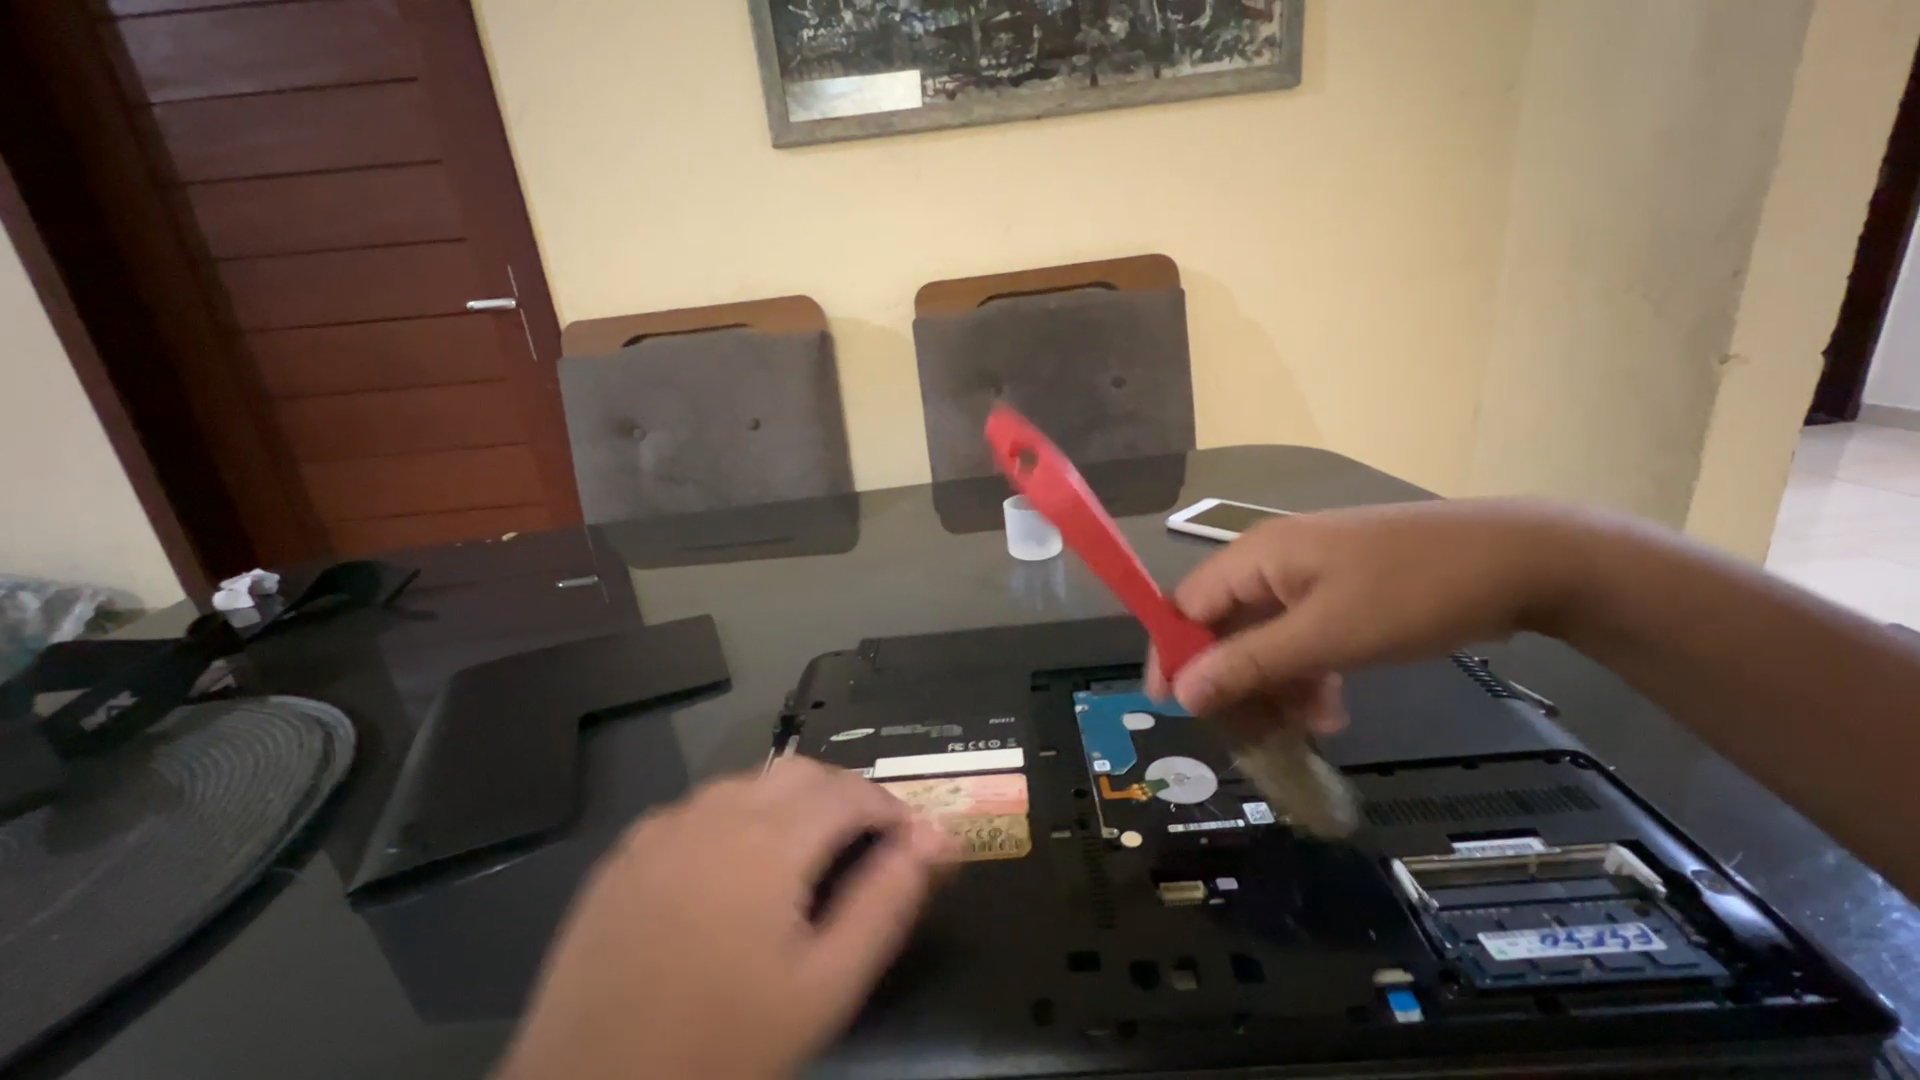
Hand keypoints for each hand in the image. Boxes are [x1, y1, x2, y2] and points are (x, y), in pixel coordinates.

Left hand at [497, 758, 956, 1079]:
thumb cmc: (724, 1044)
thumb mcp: (826, 986)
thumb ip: (887, 901)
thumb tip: (936, 837)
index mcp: (767, 840)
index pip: (849, 792)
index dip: (892, 808)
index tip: (914, 844)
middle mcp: (712, 814)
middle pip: (798, 773)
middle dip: (845, 797)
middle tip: (869, 847)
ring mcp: (659, 831)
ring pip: (744, 785)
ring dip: (789, 804)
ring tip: (808, 860)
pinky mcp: (623, 856)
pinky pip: (695, 812)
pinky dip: (734, 821)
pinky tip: (733, 873)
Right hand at [1152, 500, 1580, 717]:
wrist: (1521, 560)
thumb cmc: (1412, 592)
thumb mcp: (1326, 636)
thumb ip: (1249, 663)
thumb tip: (1181, 692)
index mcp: (1256, 557)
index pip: (1186, 606)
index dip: (1173, 656)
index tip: (1172, 709)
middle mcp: (1272, 561)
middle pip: (1224, 625)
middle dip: (1232, 681)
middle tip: (1248, 734)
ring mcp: (1310, 576)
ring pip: (1265, 638)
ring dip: (1275, 686)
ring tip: (1302, 731)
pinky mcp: (1343, 593)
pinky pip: (1303, 637)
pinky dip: (1307, 674)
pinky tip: (1330, 711)